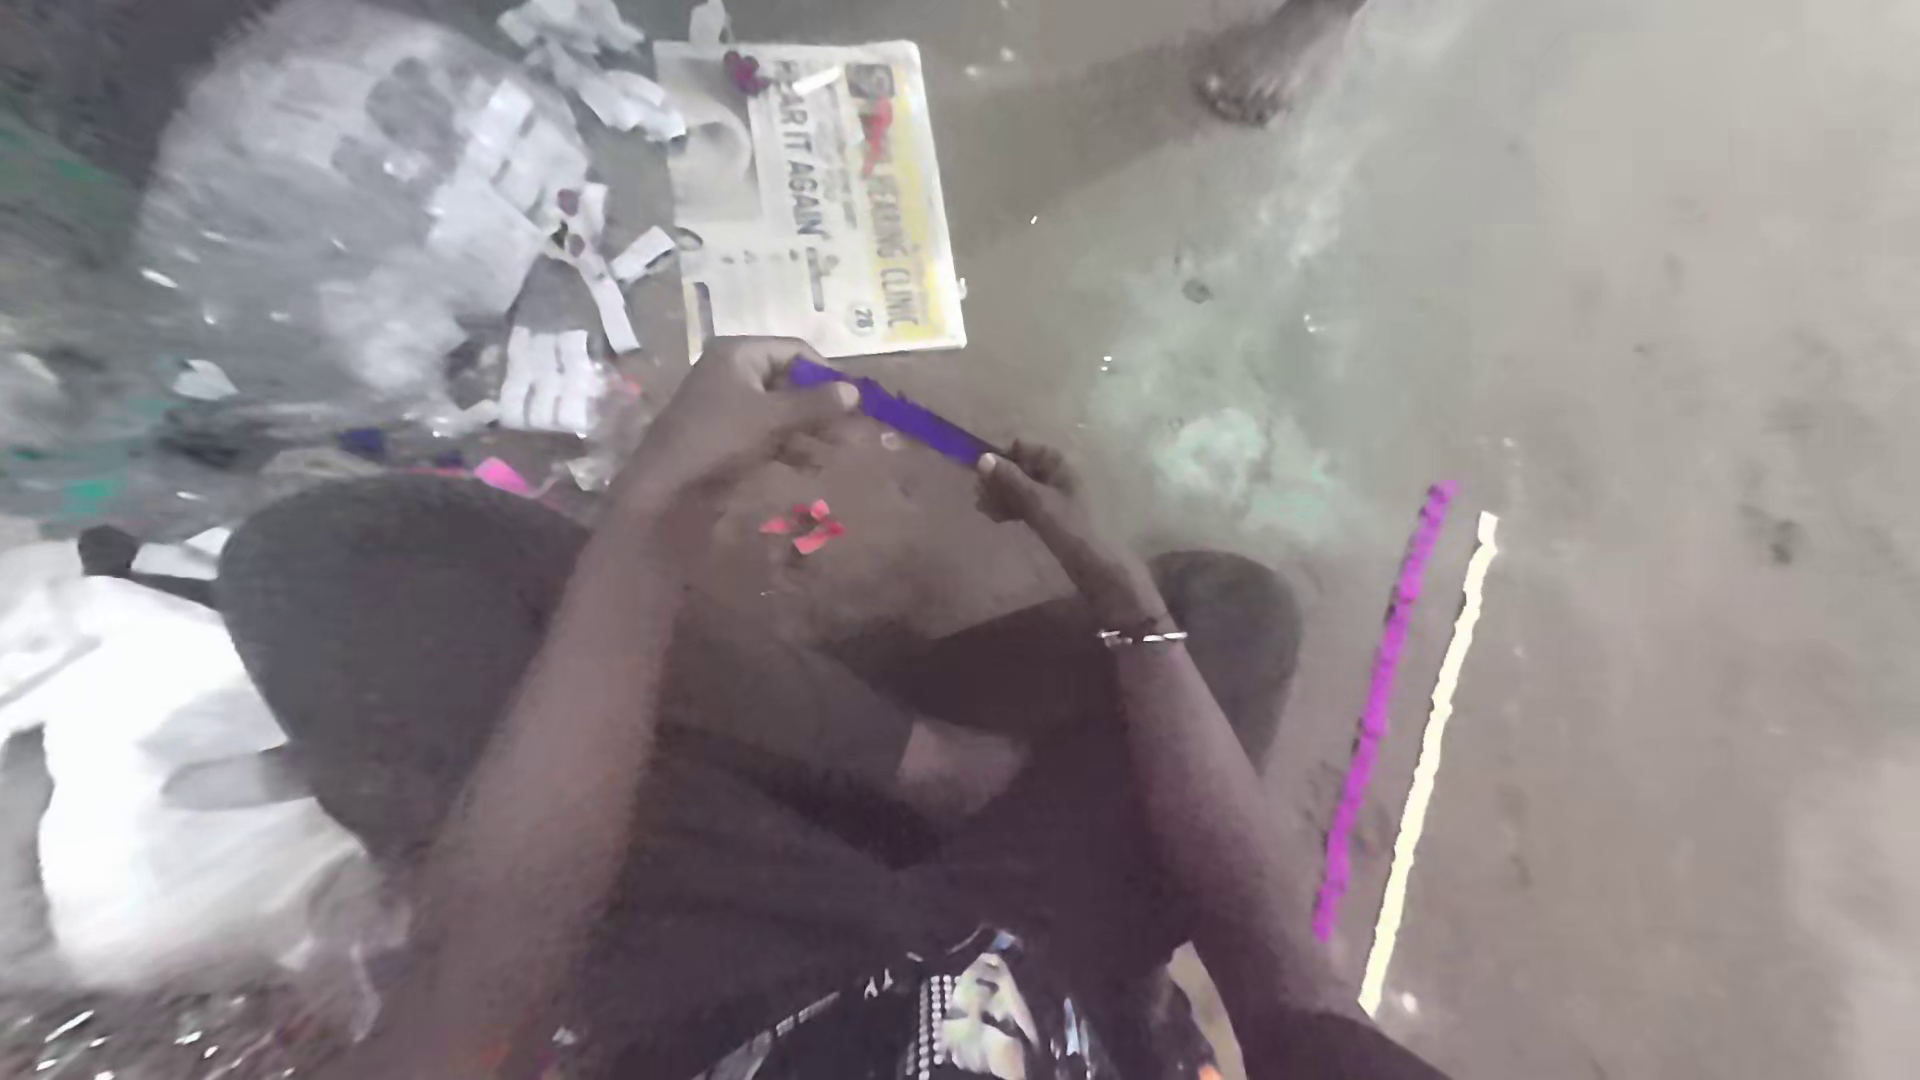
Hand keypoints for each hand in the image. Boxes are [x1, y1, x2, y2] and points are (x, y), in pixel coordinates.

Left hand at [616, 337, 858, 508]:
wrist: (668, 485)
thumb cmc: (720, 437)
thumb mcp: (772, 418)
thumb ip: (815, 404)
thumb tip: (854, 391)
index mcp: (740, 355)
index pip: (795, 351)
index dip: (826, 373)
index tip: (851, 399)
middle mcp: (737, 374)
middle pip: (793, 384)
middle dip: (824, 409)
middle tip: (855, 431)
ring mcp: (735, 407)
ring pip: (786, 413)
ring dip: (814, 433)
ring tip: (842, 452)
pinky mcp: (734, 437)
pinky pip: (773, 435)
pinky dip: (793, 449)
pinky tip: (813, 468)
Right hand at [976, 441, 1163, 625]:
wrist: (1099, 566)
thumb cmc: (1072, 530)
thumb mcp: (1038, 503)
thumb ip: (1011, 480)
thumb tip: (982, 458)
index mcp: (1058, 462)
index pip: (1021, 447)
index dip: (999, 459)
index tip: (980, 476)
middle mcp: (1056, 472)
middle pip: (1019, 467)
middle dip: (998, 480)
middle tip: (979, 499)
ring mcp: (1055, 494)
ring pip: (1021, 487)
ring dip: (1001, 496)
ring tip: (985, 511)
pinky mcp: (1053, 514)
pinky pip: (1027, 503)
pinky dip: (1012, 507)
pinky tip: (997, 518)